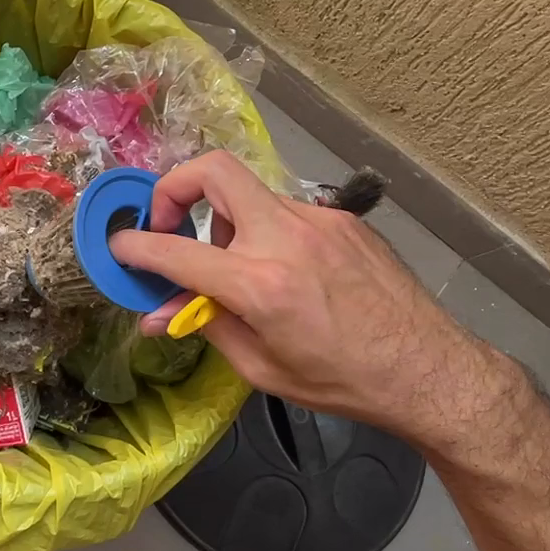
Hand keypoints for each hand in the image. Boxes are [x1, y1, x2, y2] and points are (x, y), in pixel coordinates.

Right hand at [108, 151, 515, 442]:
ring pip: (248, 192)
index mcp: (260, 284)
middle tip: (166, 224)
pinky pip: (282, 211)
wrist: (431, 371)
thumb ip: (203, 324)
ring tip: (232, 267)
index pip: (175, 250)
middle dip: (173, 187)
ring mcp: (319, 220)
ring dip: (221, 220)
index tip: (118, 247)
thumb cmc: (339, 381)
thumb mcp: (258, 366)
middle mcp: (286, 237)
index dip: (134, 246)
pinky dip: (260, 231)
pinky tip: (280, 270)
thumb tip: (154, 314)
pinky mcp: (342, 220)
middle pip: (214, 170)